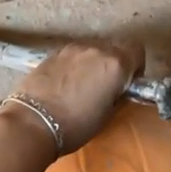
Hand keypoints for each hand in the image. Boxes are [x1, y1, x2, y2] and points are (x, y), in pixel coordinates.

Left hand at [12, 40, 140, 152]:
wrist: (33, 121)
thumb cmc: (76, 124)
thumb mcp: (108, 114)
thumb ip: (118, 94)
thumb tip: (118, 88)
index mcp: (116, 63)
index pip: (137, 50)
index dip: (136, 66)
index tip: (128, 82)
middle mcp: (97, 48)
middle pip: (115, 47)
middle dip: (115, 63)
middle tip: (107, 86)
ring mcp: (73, 48)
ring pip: (93, 48)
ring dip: (95, 62)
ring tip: (84, 85)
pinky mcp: (54, 52)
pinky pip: (74, 54)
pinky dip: (76, 63)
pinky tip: (66, 83)